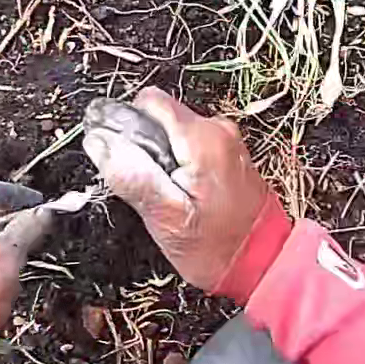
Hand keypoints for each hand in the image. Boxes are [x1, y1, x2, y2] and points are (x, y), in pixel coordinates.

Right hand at [83, 88, 283, 298]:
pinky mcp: (232, 155)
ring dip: (164, 158)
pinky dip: (182, 164)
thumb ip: (132, 175)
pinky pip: (193, 145)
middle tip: (153, 188)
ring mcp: (229, 141)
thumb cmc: (215, 246)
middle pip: (163, 117)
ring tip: (172, 197)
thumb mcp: (165, 217)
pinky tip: (188, 195)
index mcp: (203, 138)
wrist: (264, 262)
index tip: (124, 159)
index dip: (127, 124)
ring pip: (176, 132)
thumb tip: (99, 140)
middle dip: (146, 146)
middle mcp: (219, 129)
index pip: (149, 102)